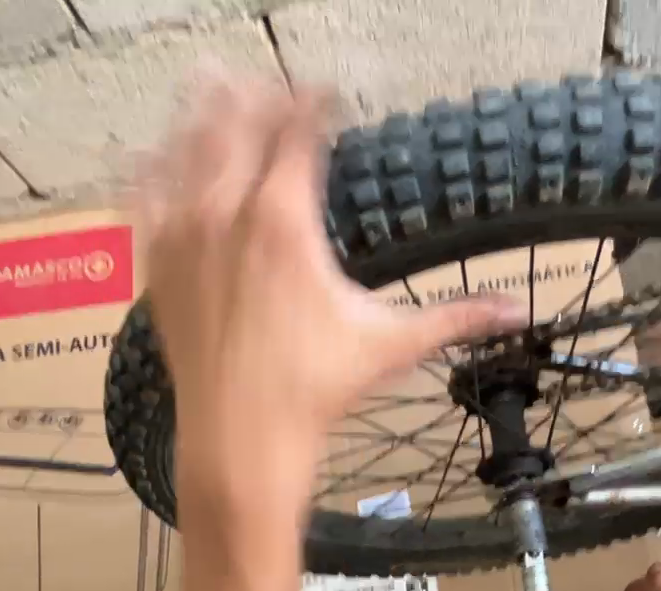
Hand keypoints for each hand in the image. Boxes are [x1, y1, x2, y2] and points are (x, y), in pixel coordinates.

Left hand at [135, 74, 525, 518]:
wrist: (240, 437)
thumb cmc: (314, 391)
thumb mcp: (390, 345)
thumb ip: (456, 318)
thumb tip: (516, 312)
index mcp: (285, 219)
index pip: (300, 129)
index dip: (317, 104)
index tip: (329, 100)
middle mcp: (226, 211)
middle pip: (237, 119)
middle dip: (259, 95)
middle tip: (274, 90)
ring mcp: (183, 234)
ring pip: (185, 143)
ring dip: (203, 110)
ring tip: (214, 83)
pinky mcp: (156, 264)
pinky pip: (144, 194)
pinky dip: (151, 164)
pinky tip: (153, 150)